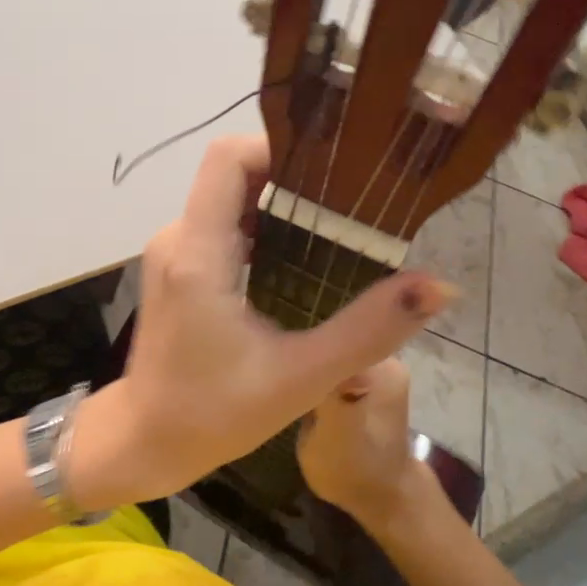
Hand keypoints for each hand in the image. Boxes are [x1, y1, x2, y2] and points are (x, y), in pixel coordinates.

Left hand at [71, 135, 455, 508]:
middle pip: (234, 176)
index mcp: (198, 252)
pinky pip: (223, 228)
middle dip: (295, 180)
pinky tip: (306, 259)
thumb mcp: (302, 376)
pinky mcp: (178, 268)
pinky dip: (264, 231)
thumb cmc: (215, 412)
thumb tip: (440, 286)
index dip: (280, 147)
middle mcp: (178, 238)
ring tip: (341, 231)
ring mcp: (173, 251)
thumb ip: (370, 329)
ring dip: (282, 208)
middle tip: (356, 203)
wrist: (147, 438)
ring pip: (230, 202)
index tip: (336, 167)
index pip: (227, 159)